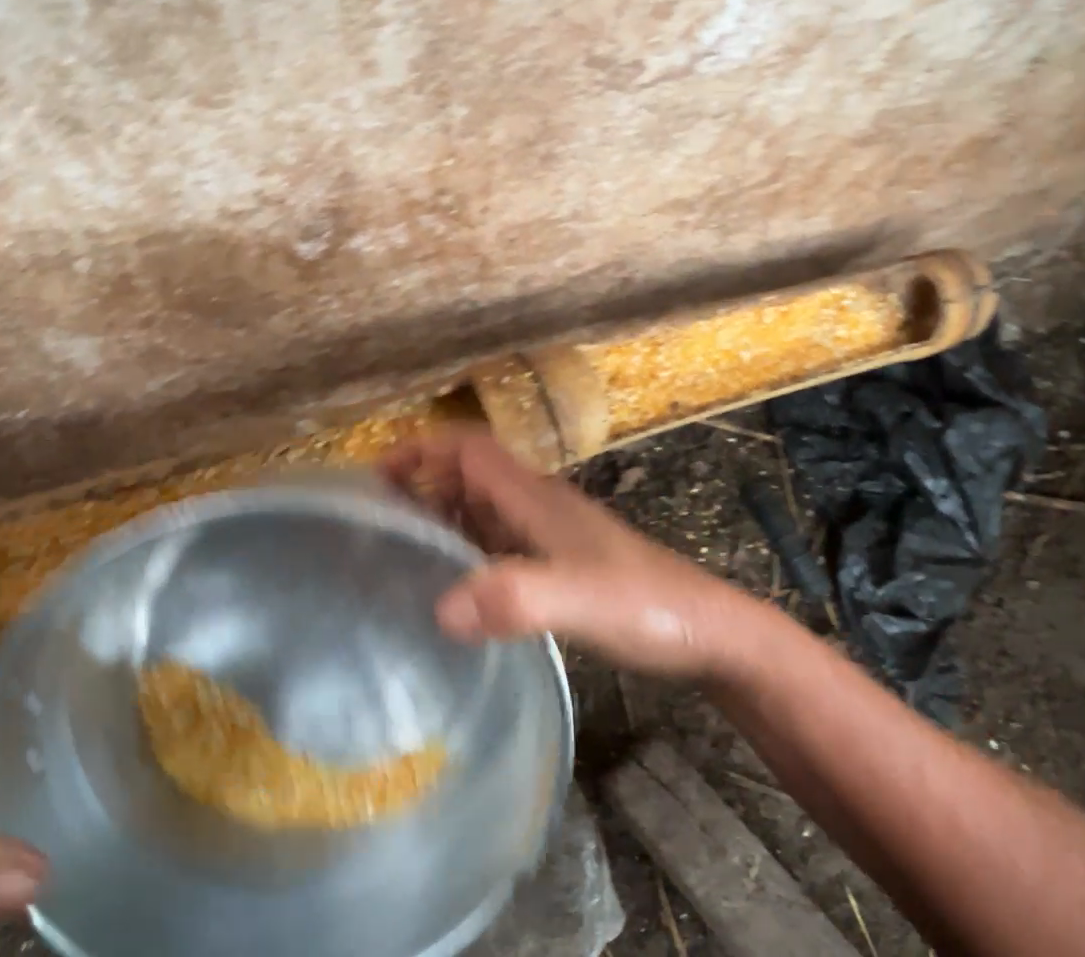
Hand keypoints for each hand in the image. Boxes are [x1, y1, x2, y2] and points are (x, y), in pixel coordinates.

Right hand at [381, 428, 775, 677]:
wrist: (712, 634)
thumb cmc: (650, 607)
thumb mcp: (583, 601)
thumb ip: (519, 600)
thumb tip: (441, 608)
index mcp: (538, 500)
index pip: (470, 449)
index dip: (421, 450)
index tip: (373, 479)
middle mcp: (542, 509)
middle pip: (469, 476)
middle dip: (420, 486)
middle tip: (373, 527)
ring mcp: (555, 539)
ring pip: (484, 512)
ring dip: (442, 521)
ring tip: (399, 558)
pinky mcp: (564, 569)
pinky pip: (501, 547)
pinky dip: (469, 555)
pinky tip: (456, 592)